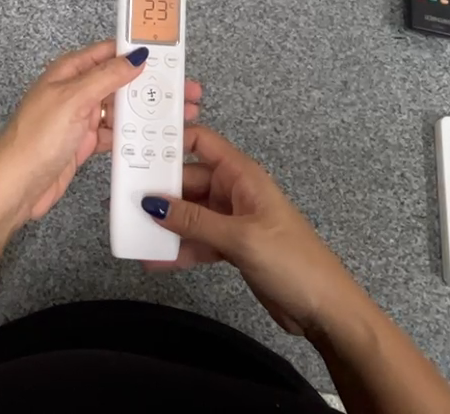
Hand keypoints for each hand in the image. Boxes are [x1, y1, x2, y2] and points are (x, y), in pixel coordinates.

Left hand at [0, 40, 201, 226]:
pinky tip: (152, 138)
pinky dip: (132, 135)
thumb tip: (135, 56)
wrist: (15, 187)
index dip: (137, 51)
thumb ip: (106, 77)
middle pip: (120, 81)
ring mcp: (79, 118)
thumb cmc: (34, 139)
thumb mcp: (73, 100)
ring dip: (146, 112)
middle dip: (151, 85)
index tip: (168, 54)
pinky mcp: (83, 143)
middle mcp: (75, 91)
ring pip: (120, 108)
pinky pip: (114, 133)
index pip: (109, 52)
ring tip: (177, 116)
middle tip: (185, 91)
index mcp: (68, 71)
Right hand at [141, 126, 368, 336]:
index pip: (200, 142)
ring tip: (131, 230)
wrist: (327, 311)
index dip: (170, 140)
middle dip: (158, 189)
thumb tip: (152, 204)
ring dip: (165, 223)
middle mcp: (235, 191)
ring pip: (190, 213)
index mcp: (242, 175)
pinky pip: (197, 240)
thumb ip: (194, 221)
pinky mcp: (232, 247)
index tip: (137, 147)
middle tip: (123, 198)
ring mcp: (233, 219)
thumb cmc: (293, 261)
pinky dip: (178, 249)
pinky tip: (155, 260)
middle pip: (188, 180)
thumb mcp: (240, 238)